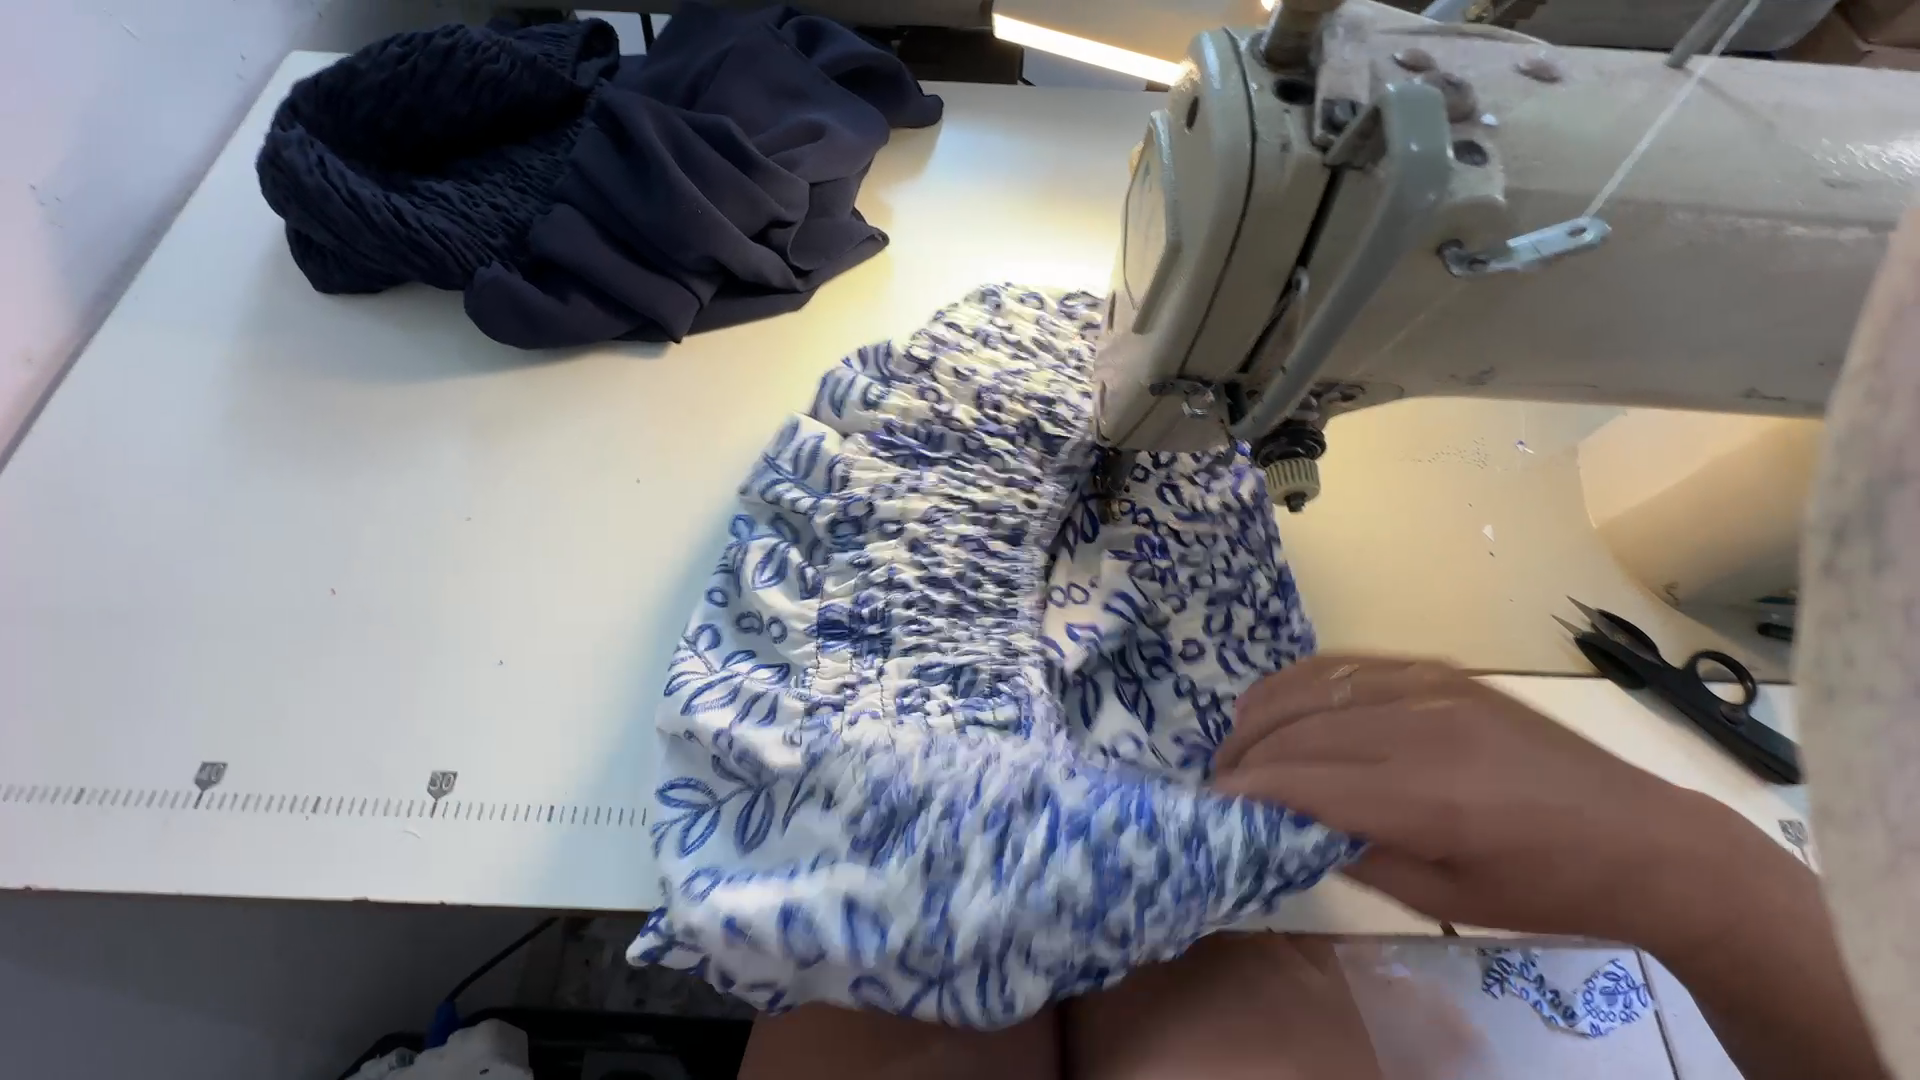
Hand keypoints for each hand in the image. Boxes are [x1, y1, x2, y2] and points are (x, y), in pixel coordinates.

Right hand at [1213, 655, 1764, 944]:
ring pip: (1311, 686)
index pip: (1301, 780)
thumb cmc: (1544, 887)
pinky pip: (1346, 664)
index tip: (1209, 801)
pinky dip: (1299, 682)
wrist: (1643, 838)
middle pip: (1296, 729)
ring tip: (1239, 741)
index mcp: (1427, 798)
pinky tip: (1281, 702)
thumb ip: (1352, 853)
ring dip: (1261, 712)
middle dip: (1243, 753)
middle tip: (1219, 779)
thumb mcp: (1442, 897)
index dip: (1245, 788)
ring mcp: (1430, 688)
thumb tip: (1285, 821)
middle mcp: (1420, 729)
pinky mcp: (1439, 671)